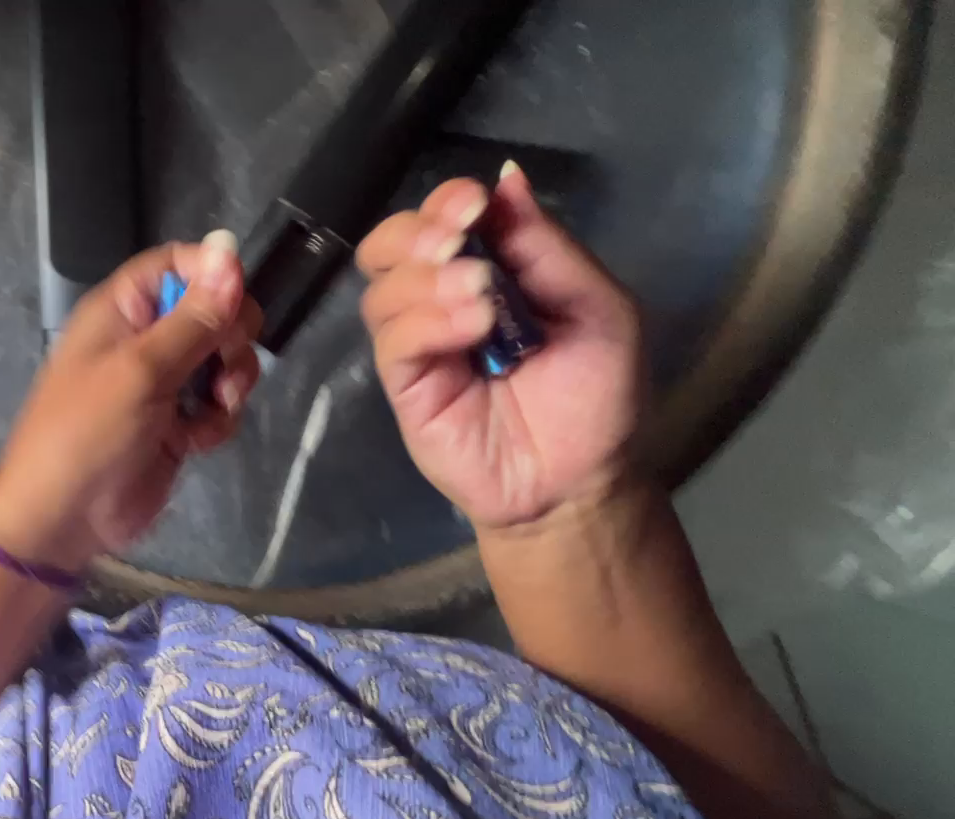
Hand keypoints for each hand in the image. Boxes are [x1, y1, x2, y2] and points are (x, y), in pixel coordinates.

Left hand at [0, 241, 263, 568]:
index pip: (176, 265)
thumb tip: (230, 251)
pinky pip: (216, 406)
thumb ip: (192, 318)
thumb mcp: (140, 371)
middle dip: (231, 335)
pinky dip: (217, 420)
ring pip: (221, 361)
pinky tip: (197, 441)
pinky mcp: (175, 427)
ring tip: (215, 406)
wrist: (64, 518)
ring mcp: (161, 386)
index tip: (236, 301)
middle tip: (226, 362)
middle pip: (211, 312)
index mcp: (120, 312)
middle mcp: (142, 341)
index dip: (212, 274)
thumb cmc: (88, 434)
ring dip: (230, 381)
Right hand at [357, 166, 642, 531]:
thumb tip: (505, 179)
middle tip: (454, 241)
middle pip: (385, 252)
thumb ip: (546, 249)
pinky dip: (426, 324)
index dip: (442, 204)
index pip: (437, 225)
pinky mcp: (404, 389)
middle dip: (413, 235)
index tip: (471, 206)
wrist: (575, 479)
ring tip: (480, 296)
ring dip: (426, 281)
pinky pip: (394, 344)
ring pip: (381, 295)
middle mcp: (439, 305)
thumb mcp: (596, 307)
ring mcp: (417, 349)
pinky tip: (471, 328)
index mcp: (485, 274)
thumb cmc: (595, 395)